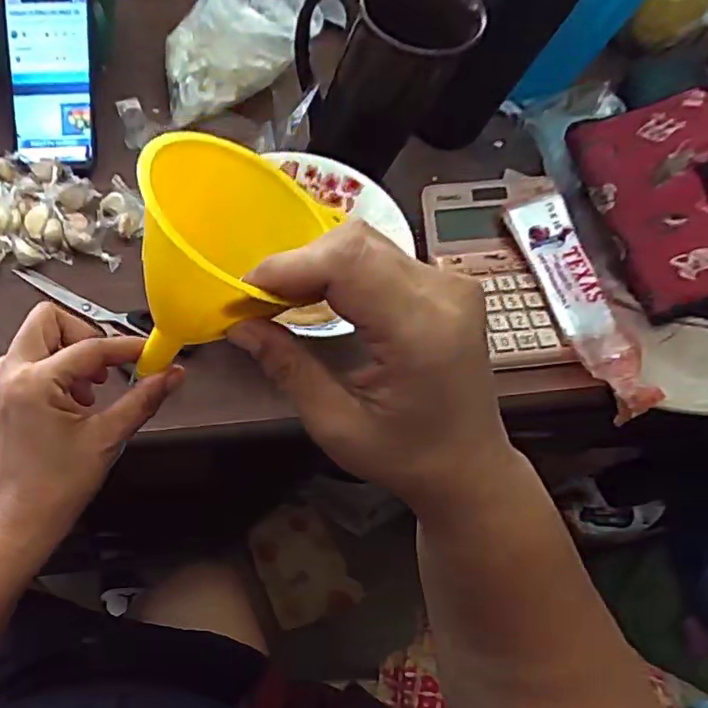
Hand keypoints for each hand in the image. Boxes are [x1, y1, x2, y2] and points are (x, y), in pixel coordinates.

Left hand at [0, 304, 183, 543]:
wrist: (26, 516)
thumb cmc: (57, 486)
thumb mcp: (106, 438)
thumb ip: (141, 400)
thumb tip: (170, 375)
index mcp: (34, 382)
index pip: (88, 348)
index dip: (124, 347)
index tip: (147, 353)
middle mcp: (11, 375)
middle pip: (48, 319)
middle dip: (82, 336)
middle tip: (104, 368)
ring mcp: (3, 384)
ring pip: (37, 338)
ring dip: (67, 353)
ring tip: (88, 391)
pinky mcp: (4, 396)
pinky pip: (30, 361)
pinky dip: (54, 368)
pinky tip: (72, 401)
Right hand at [227, 222, 514, 512]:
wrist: (465, 463)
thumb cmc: (405, 455)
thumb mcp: (334, 424)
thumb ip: (289, 369)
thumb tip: (242, 328)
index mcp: (420, 329)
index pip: (347, 262)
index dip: (288, 266)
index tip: (244, 293)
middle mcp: (443, 292)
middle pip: (355, 243)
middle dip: (294, 264)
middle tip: (256, 302)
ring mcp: (448, 283)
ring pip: (365, 243)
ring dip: (312, 265)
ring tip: (277, 301)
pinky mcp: (442, 285)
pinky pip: (378, 258)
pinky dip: (334, 272)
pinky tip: (311, 298)